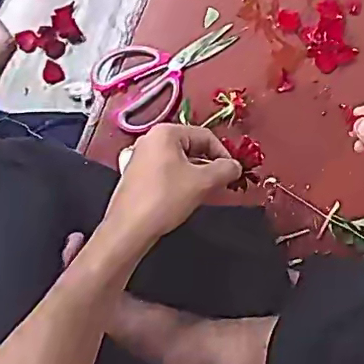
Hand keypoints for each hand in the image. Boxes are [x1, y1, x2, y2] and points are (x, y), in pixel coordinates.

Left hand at [100, 125, 241, 252]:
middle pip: (192, 147)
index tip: (233, 173)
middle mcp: (150, 139)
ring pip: (180, 160)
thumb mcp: (203, 182)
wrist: (128, 230)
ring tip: (205, 192)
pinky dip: (180, 180)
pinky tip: (185, 197)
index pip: (206, 136)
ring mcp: (140, 157)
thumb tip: (235, 166)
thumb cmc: (165, 199)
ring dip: (197, 174)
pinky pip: (166, 170)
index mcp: (166, 132)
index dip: (223, 154)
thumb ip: (225, 169)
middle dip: (210, 165)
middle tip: (221, 183)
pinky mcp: (135, 174)